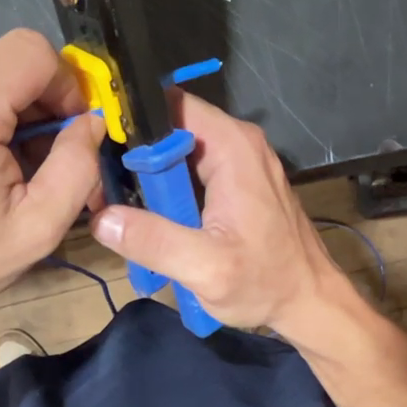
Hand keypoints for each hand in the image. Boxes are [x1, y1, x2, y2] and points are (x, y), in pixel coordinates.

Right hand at [88, 93, 347, 333]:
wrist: (309, 302)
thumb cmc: (265, 284)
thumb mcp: (205, 269)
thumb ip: (154, 241)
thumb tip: (101, 220)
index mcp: (232, 147)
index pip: (169, 105)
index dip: (131, 123)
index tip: (97, 154)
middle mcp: (238, 142)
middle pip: (171, 127)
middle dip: (135, 154)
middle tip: (101, 187)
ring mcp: (241, 161)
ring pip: (179, 151)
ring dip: (149, 175)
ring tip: (117, 203)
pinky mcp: (239, 182)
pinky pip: (193, 170)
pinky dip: (169, 188)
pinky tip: (151, 216)